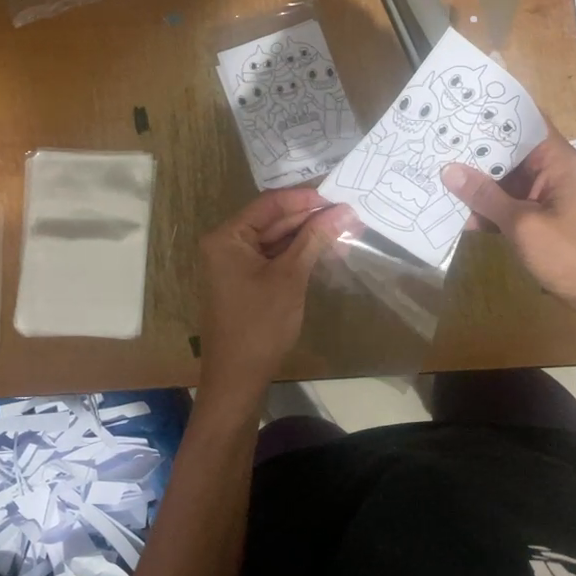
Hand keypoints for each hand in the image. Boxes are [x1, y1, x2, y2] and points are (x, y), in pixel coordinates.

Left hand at [198, 189, 352, 395]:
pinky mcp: (245, 280)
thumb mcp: (290, 277)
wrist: (238, 376)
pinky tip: (324, 248)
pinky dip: (296, 252)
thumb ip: (314, 239)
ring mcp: (234, 263)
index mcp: (227, 237)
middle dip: (309, 217)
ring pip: (275, 238)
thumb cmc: (260, 324)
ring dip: (306, 234)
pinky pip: (272, 256)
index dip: (305, 199)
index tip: (339, 198)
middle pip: (272, 219)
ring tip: (344, 229)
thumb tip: (343, 211)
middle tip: (349, 214)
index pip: (269, 204)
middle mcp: (226, 243)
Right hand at [442, 129, 575, 322]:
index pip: (523, 120)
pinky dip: (484, 209)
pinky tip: (451, 212)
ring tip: (431, 173)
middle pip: (507, 150)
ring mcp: (543, 197)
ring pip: (502, 180)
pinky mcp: (538, 220)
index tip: (457, 105)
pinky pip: (506, 205)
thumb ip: (486, 196)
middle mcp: (550, 171)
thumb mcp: (523, 225)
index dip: (493, 110)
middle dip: (473, 148)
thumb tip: (449, 169)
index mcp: (555, 160)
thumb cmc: (573, 254)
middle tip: (430, 140)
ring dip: (473, 182)